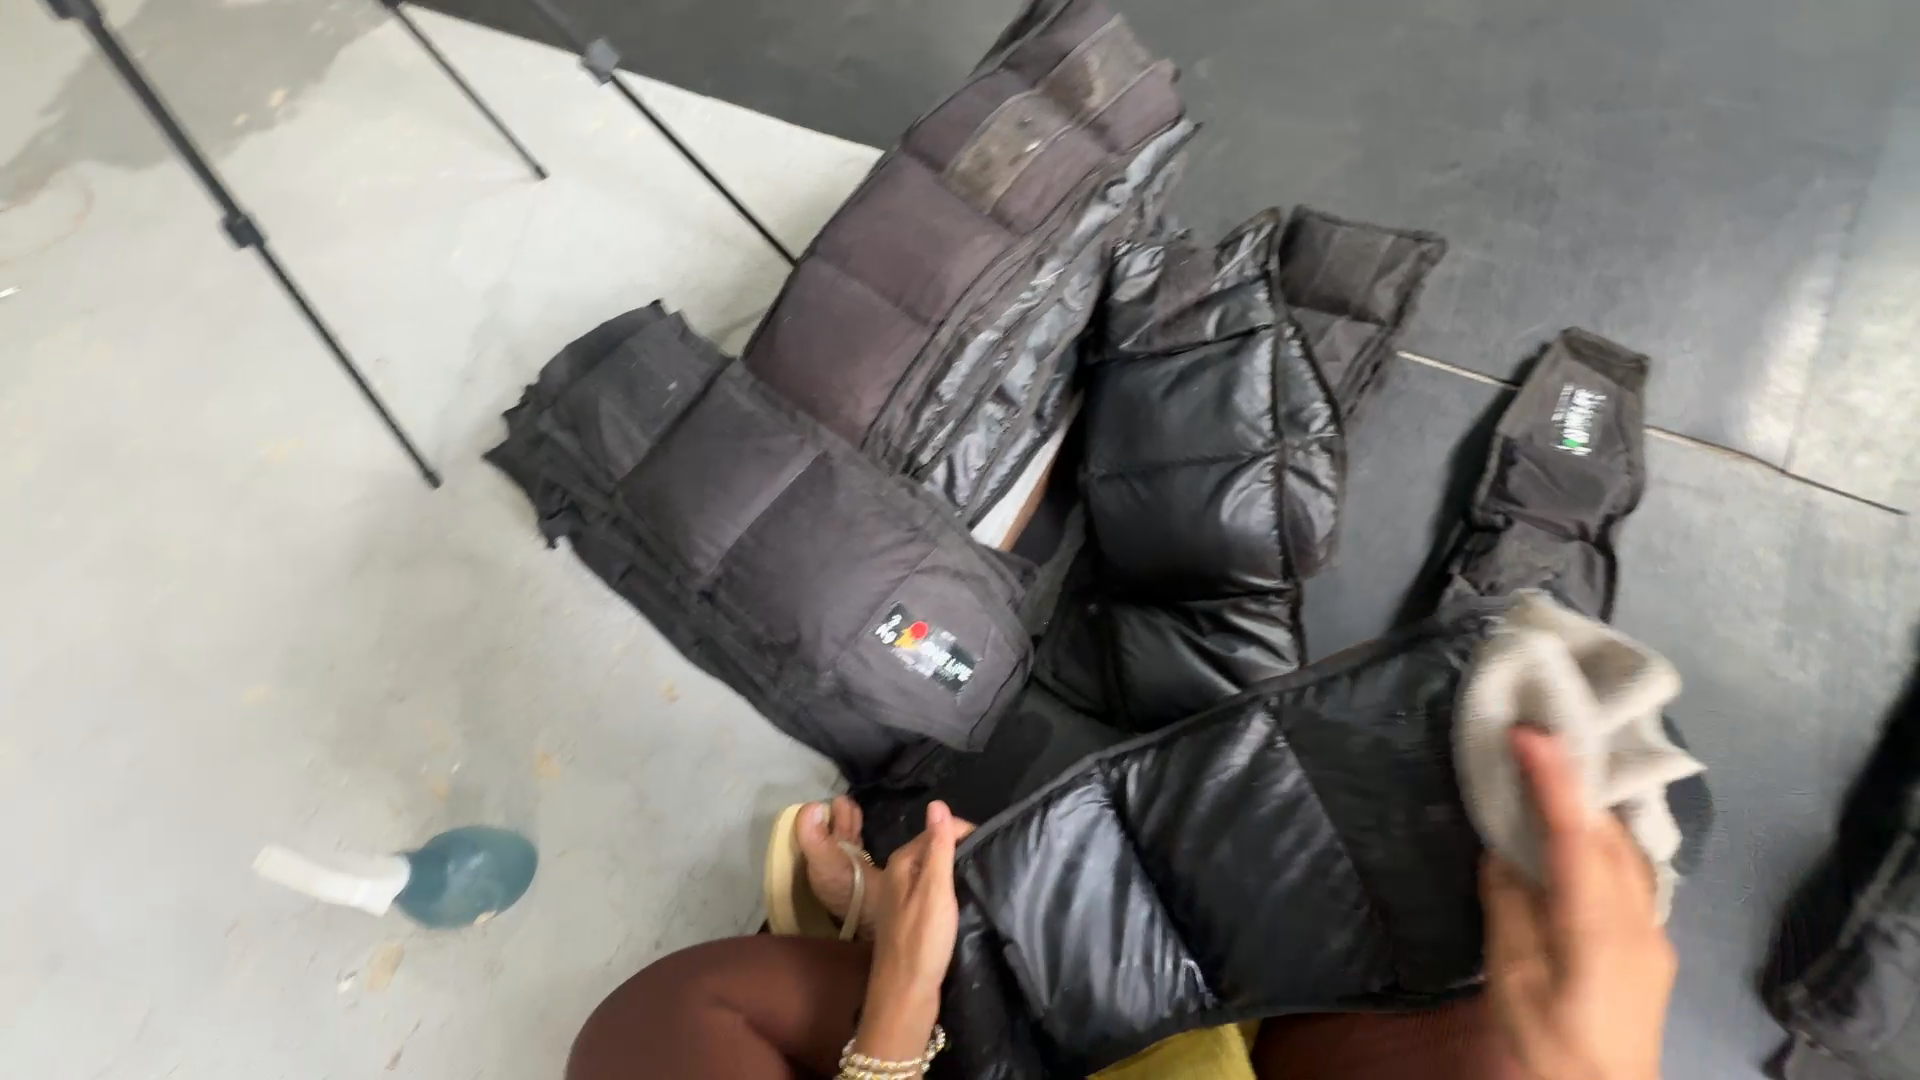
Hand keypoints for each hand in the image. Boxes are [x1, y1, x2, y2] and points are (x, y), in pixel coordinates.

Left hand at [853, 801, 973, 1062]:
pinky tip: (965, 902)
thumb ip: (937, 847)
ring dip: (957, 872)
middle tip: (990, 865)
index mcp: (901, 861)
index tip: (990, 847)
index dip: (965, 833)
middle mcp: (898, 874)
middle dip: (962, 851)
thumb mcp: (934, 889)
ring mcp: (904, 898)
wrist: (905, 998)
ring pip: (936, 872)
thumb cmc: (921, 941)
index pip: (938, 829)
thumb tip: (937, 803)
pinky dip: (951, 892)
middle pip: (936, 848)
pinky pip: (935, 892)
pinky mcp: (912, 919)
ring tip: (982, 880)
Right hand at [1482, 727, 1676, 1079]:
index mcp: (1598, 928)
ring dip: (1586, 806)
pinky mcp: (1647, 943)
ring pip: (1623, 851)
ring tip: (1546, 772)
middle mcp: (1638, 921)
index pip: (1575, 837)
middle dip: (1574, 781)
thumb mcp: (1511, 972)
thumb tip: (1504, 850)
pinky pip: (1624, 872)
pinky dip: (1594, 837)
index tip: (1528, 733)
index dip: (1552, 780)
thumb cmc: (1547, 1038)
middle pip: (1609, 835)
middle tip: (1532, 739)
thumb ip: (1509, 902)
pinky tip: (1569, 833)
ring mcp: (1651, 932)